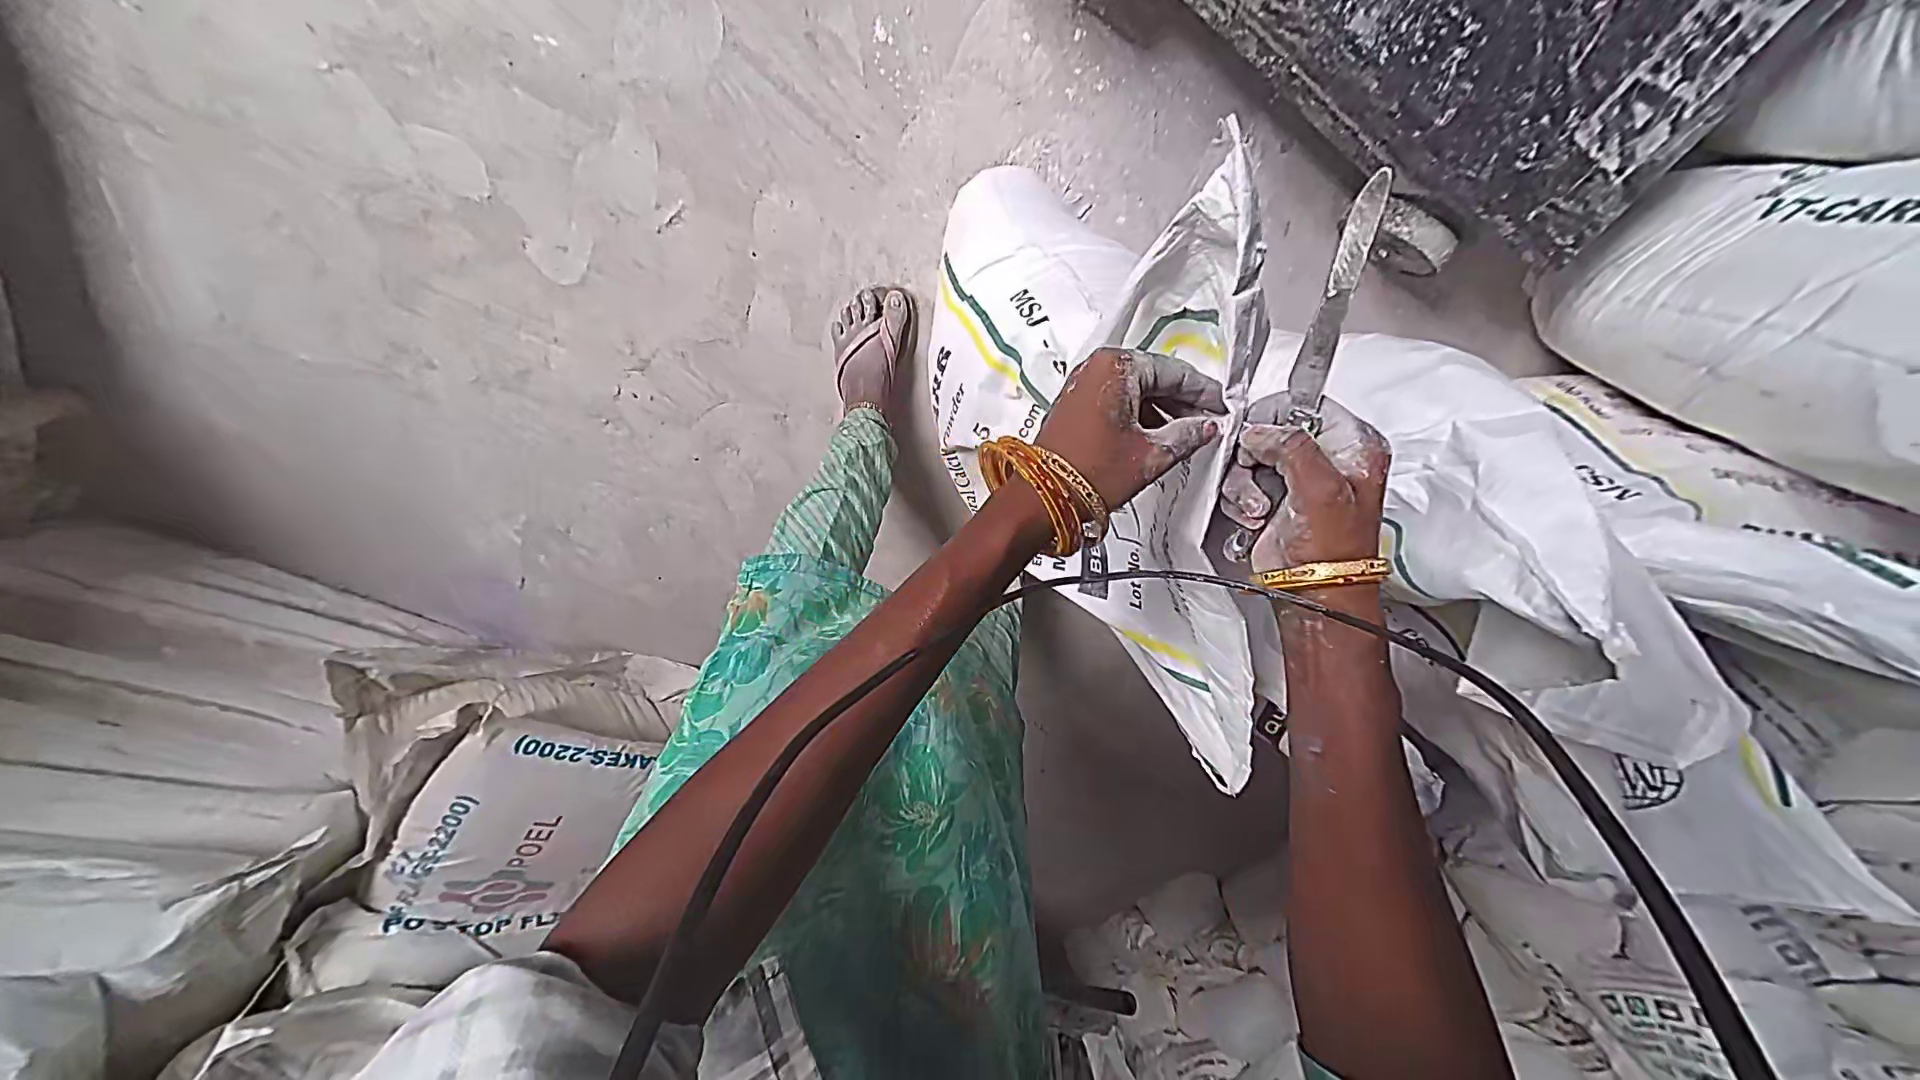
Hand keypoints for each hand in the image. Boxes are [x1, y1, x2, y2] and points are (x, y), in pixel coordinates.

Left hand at [1035, 348, 1226, 508]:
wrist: (1044, 496)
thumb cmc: (1086, 473)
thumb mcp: (1151, 454)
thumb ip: (1187, 434)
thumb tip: (1204, 427)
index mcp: (1116, 366)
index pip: (1174, 371)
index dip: (1202, 392)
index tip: (1219, 405)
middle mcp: (1095, 368)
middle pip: (1153, 377)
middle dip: (1182, 401)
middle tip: (1206, 420)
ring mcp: (1081, 385)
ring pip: (1134, 390)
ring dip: (1160, 410)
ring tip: (1183, 433)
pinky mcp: (1074, 405)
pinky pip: (1116, 400)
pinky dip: (1137, 415)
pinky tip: (1154, 436)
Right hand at [1223, 393, 1388, 572]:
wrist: (1312, 592)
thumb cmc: (1333, 552)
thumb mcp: (1321, 488)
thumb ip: (1292, 446)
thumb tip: (1260, 431)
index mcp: (1352, 446)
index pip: (1309, 405)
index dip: (1278, 416)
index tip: (1260, 436)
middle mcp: (1325, 459)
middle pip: (1270, 432)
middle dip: (1254, 457)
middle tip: (1255, 473)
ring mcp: (1297, 480)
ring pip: (1250, 459)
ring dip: (1243, 484)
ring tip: (1259, 506)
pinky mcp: (1273, 499)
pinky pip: (1242, 483)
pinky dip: (1240, 500)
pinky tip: (1254, 515)